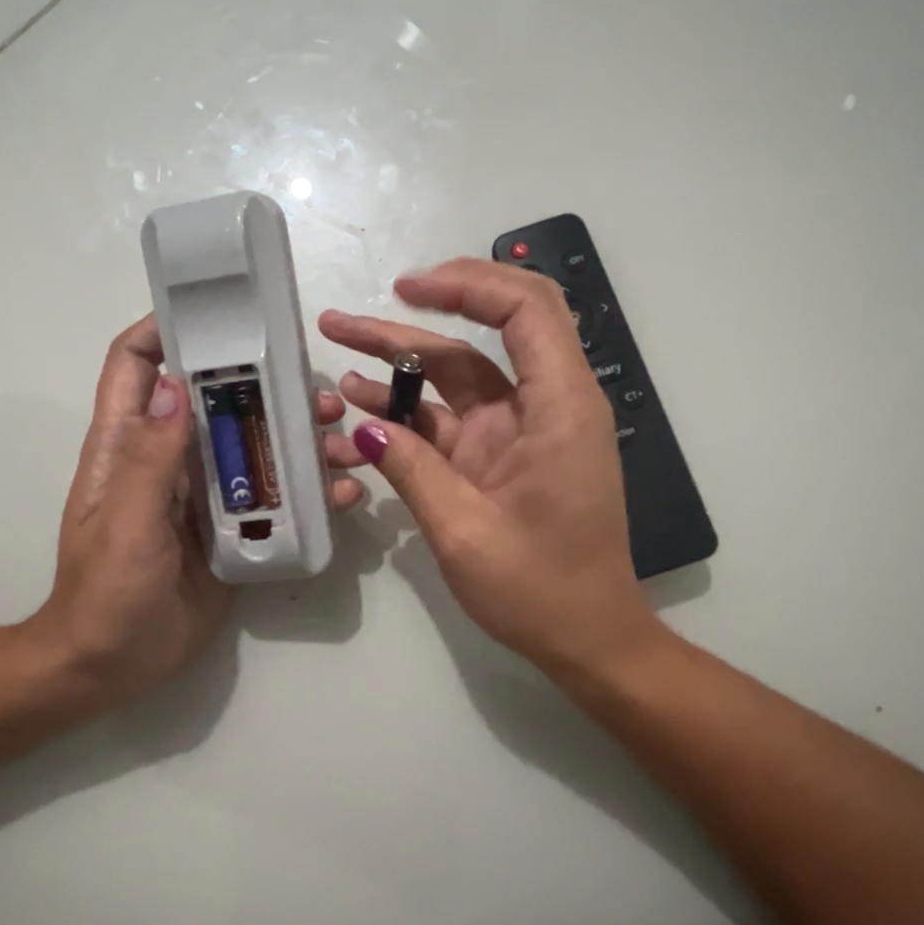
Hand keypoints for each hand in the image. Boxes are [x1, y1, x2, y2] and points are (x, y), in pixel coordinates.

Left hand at [25, 316, 364, 705]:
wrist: (111, 666)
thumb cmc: (106, 590)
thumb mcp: (127, 522)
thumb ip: (152, 456)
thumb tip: (177, 382)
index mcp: (127, 444)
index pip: (136, 364)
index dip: (165, 329)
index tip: (219, 313)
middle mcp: (169, 459)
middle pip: (217, 401)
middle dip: (268, 389)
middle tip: (320, 395)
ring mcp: (204, 495)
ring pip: (256, 447)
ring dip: (302, 441)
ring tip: (346, 448)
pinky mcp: (233, 531)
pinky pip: (274, 499)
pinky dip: (309, 493)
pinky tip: (342, 497)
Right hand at [319, 259, 662, 672]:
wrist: (587, 640)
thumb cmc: (541, 590)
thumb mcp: (465, 531)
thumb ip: (411, 470)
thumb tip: (362, 427)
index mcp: (559, 408)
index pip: (524, 310)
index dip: (466, 285)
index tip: (404, 291)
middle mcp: (545, 405)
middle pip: (484, 335)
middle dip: (413, 323)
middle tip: (341, 323)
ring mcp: (521, 432)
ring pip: (460, 377)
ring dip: (401, 368)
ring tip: (335, 359)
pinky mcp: (503, 457)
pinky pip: (453, 420)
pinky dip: (411, 415)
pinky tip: (362, 414)